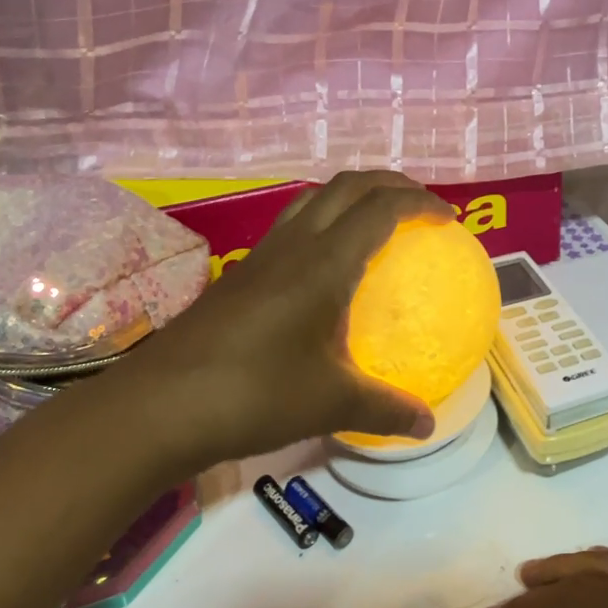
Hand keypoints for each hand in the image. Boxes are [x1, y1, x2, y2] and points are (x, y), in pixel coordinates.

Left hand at [107, 170, 448, 465]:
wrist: (158, 405)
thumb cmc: (254, 394)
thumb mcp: (330, 403)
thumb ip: (385, 409)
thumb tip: (428, 425)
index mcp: (325, 262)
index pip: (382, 207)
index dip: (420, 202)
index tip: (449, 218)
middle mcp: (295, 244)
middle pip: (349, 185)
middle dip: (391, 183)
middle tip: (421, 206)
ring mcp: (263, 254)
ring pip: (315, 198)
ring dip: (353, 195)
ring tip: (378, 221)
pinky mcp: (241, 273)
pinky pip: (294, 225)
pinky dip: (325, 222)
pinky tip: (327, 266)